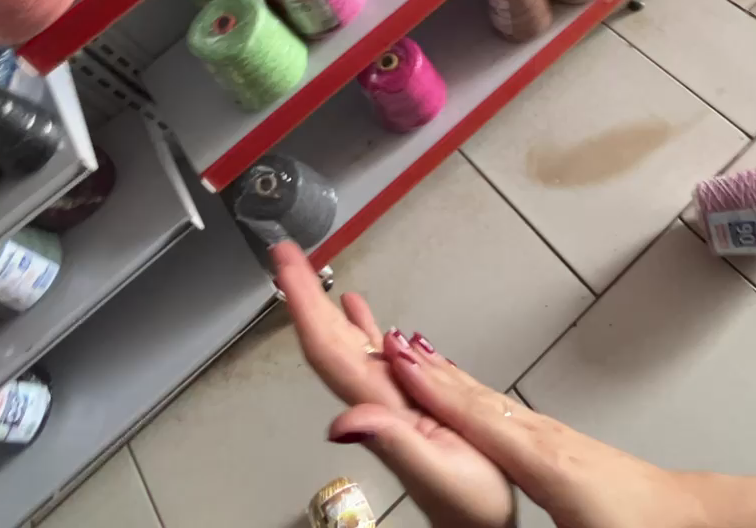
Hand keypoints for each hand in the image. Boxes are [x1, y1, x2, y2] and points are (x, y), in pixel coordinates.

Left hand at [272, 243, 515, 527]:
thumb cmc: (471, 511)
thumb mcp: (439, 474)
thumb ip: (390, 440)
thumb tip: (340, 420)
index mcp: (380, 408)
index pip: (328, 349)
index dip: (303, 305)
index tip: (284, 268)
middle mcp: (377, 398)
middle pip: (328, 338)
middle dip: (303, 293)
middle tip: (285, 253)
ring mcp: (389, 398)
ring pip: (346, 342)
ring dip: (322, 304)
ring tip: (306, 272)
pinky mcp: (406, 400)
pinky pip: (372, 352)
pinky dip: (359, 325)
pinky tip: (355, 307)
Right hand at [379, 330, 701, 527]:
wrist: (689, 516)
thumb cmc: (639, 527)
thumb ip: (507, 520)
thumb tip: (468, 512)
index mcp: (546, 461)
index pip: (478, 417)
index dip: (435, 387)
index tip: (398, 358)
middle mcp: (542, 436)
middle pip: (473, 395)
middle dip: (426, 366)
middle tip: (385, 337)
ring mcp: (547, 433)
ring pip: (484, 396)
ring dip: (442, 373)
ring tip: (406, 350)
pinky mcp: (551, 440)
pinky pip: (496, 406)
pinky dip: (465, 388)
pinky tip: (457, 385)